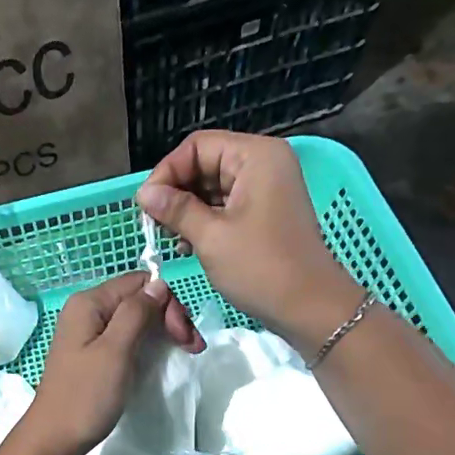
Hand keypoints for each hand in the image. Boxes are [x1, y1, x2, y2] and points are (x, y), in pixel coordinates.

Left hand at [17, 272, 199, 454]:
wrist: (56, 438)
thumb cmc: (86, 395)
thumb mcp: (116, 350)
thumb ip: (137, 313)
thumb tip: (158, 284)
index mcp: (90, 303)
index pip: (140, 283)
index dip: (168, 303)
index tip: (184, 337)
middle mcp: (87, 310)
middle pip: (138, 299)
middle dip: (169, 317)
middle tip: (192, 348)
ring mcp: (88, 333)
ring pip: (135, 319)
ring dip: (162, 331)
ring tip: (187, 352)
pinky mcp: (92, 353)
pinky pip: (125, 337)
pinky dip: (147, 344)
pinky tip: (161, 357)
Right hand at [136, 131, 363, 354]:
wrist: (310, 308)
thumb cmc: (261, 269)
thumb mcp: (212, 238)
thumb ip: (176, 210)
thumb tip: (144, 193)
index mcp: (255, 156)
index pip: (198, 146)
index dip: (167, 172)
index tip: (145, 205)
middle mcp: (264, 164)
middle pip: (207, 163)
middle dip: (177, 192)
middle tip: (154, 224)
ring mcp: (268, 190)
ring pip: (215, 187)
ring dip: (189, 209)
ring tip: (169, 237)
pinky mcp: (267, 214)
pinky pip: (229, 207)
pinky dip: (207, 221)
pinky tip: (188, 243)